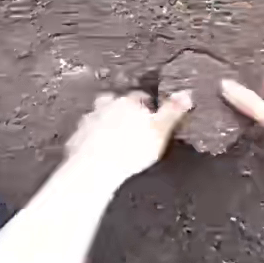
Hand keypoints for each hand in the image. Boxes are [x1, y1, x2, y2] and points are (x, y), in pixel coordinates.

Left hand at [63, 90, 191, 183]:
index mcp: (127, 102)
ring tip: (116, 141)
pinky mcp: (77, 137)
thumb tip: (186, 95)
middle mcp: (106, 107)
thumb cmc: (128, 150)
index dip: (148, 107)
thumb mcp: (160, 130)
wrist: (96, 168)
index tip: (152, 117)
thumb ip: (173, 111)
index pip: (141, 97)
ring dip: (107, 126)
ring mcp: (89, 121)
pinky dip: (93, 141)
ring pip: (100, 118)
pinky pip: (87, 136)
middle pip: (117, 104)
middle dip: (124, 114)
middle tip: (133, 129)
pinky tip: (101, 152)